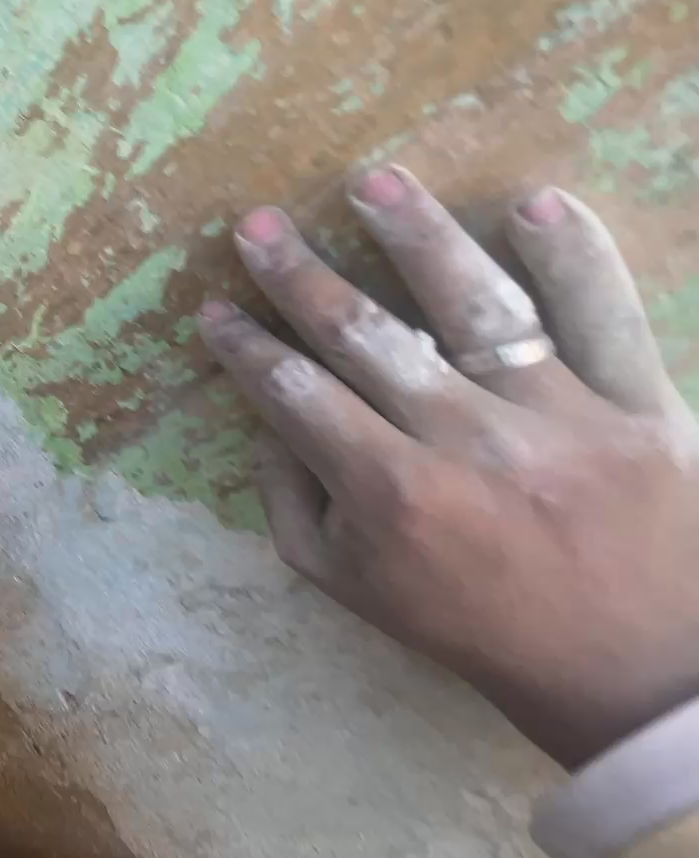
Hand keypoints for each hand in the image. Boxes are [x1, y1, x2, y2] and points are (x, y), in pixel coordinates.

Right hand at [200, 165, 698, 768]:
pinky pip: (608, 321)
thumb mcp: (340, 578)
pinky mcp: (644, 409)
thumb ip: (289, 498)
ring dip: (415, 239)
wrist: (641, 675)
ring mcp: (559, 418)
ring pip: (477, 308)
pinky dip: (572, 259)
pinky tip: (529, 203)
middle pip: (364, 337)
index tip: (212, 310)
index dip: (243, 347)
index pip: (292, 392)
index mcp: (387, 490)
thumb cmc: (465, 622)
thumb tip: (271, 422)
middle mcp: (465, 441)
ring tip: (370, 182)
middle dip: (298, 276)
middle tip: (256, 224)